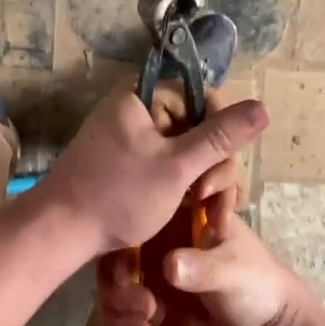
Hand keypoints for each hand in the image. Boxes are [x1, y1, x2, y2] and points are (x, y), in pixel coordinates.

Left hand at [32, 81, 268, 258]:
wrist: (61, 230)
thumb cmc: (118, 195)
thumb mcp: (177, 167)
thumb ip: (220, 137)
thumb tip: (263, 106)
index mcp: (142, 95)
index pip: (202, 97)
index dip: (220, 131)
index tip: (218, 169)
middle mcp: (135, 107)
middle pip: (195, 123)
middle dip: (212, 163)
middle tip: (212, 204)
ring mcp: (129, 134)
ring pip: (184, 147)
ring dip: (201, 179)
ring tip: (206, 217)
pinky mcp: (125, 159)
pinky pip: (165, 161)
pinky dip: (181, 184)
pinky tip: (194, 214)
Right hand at [96, 197, 306, 325]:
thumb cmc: (254, 282)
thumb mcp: (232, 269)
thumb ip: (202, 267)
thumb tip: (169, 266)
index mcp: (173, 218)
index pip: (133, 223)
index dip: (121, 248)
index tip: (129, 277)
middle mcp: (153, 242)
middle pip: (114, 260)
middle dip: (118, 291)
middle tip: (144, 312)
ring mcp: (148, 276)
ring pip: (114, 291)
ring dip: (119, 317)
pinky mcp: (148, 308)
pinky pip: (122, 319)